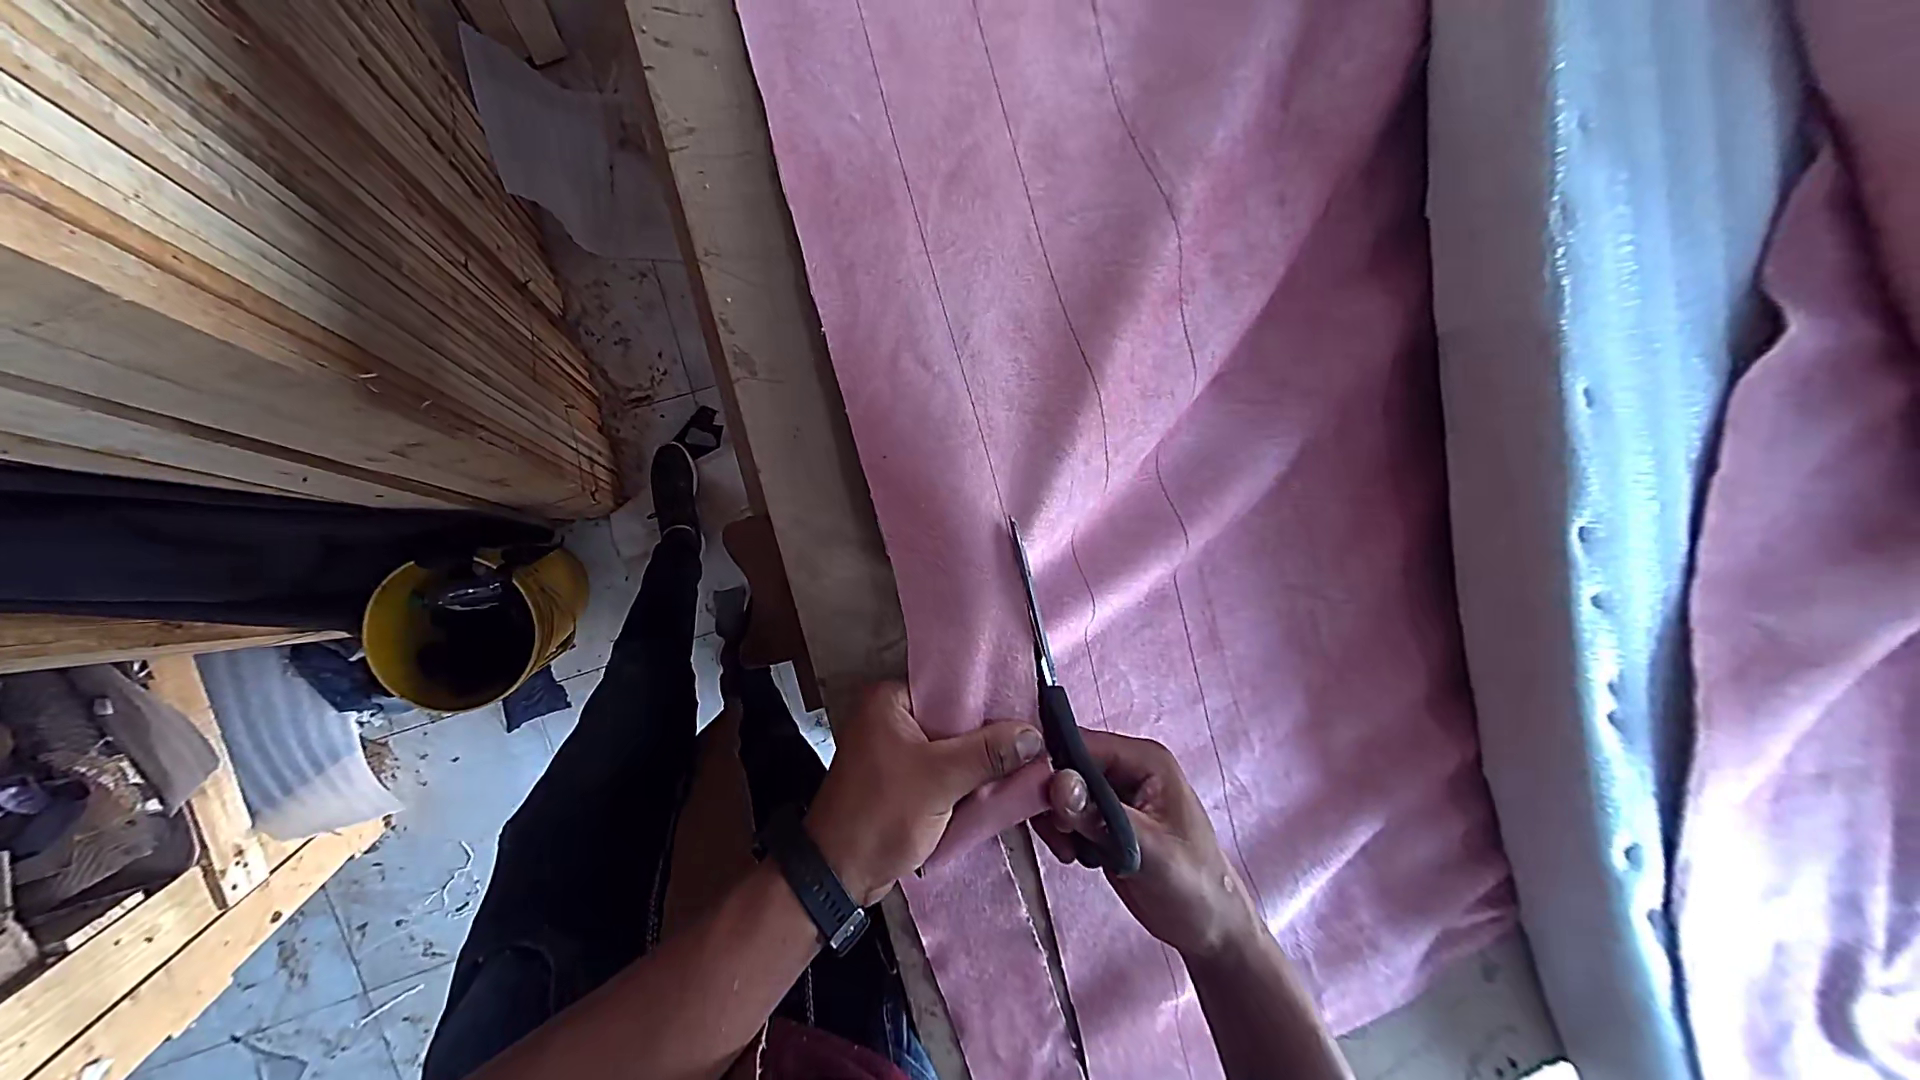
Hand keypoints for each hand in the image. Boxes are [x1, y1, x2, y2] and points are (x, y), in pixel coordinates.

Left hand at [806, 682, 1046, 904]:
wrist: (840, 877)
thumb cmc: (878, 817)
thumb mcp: (939, 779)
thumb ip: (988, 753)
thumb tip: (1032, 735)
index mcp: (889, 698)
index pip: (950, 684)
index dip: (990, 697)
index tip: (1027, 709)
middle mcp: (891, 715)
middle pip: (955, 716)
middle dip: (990, 731)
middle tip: (1030, 738)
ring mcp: (897, 747)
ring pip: (953, 743)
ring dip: (981, 757)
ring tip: (1023, 758)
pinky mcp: (904, 776)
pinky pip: (945, 765)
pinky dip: (967, 775)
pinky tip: (997, 780)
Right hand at [1033, 731, 1262, 959]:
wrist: (1210, 929)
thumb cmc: (1195, 886)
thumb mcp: (1149, 851)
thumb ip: (1102, 817)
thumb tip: (1058, 782)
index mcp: (1145, 759)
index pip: (1084, 744)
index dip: (1054, 766)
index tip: (1035, 800)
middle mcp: (1127, 767)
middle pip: (1067, 763)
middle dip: (1053, 798)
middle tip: (1059, 835)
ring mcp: (1114, 792)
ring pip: (1061, 788)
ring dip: (1055, 818)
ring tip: (1068, 850)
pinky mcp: (1102, 817)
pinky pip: (1066, 810)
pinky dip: (1061, 830)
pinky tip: (1073, 855)